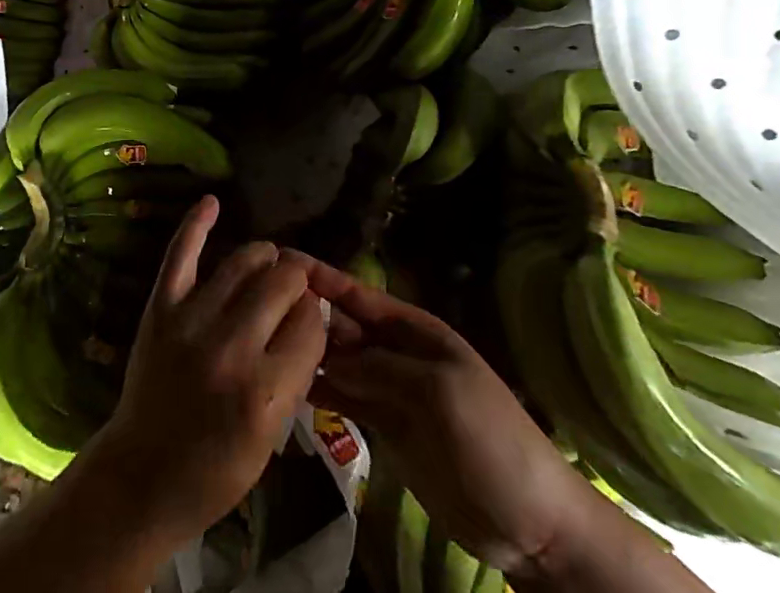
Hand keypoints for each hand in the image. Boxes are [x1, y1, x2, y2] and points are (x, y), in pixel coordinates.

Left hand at [84, 197, 327, 543]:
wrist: (142, 477)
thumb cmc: (217, 468)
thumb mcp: (275, 432)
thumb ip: (298, 369)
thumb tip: (310, 312)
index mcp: (266, 388)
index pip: (311, 321)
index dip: (316, 317)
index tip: (308, 323)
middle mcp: (231, 347)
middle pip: (285, 282)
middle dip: (298, 282)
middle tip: (293, 294)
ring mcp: (191, 322)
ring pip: (245, 260)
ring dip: (266, 258)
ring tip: (270, 267)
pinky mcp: (160, 311)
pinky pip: (181, 256)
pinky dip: (196, 225)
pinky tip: (212, 201)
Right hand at [287, 252, 589, 571]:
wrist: (525, 516)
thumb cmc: (490, 438)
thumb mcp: (439, 391)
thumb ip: (382, 367)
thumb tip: (329, 353)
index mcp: (419, 331)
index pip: (362, 297)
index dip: (324, 279)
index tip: (281, 263)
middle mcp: (400, 353)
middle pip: (346, 327)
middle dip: (308, 315)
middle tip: (254, 309)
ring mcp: (392, 391)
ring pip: (341, 363)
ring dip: (307, 353)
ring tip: (259, 344)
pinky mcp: (386, 427)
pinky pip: (345, 399)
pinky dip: (319, 392)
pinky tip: (284, 387)